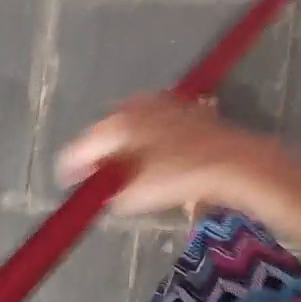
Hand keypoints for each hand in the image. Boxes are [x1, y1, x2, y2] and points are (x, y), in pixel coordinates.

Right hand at [56, 94, 275, 215]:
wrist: (235, 160)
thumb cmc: (183, 175)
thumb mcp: (142, 193)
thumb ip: (117, 195)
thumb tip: (108, 197)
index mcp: (117, 124)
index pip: (82, 144)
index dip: (70, 165)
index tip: (65, 180)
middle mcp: (134, 108)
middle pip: (104, 131)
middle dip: (96, 152)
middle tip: (93, 175)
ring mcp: (159, 104)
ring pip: (128, 125)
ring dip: (120, 145)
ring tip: (121, 167)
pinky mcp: (182, 108)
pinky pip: (151, 123)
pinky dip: (144, 138)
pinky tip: (152, 155)